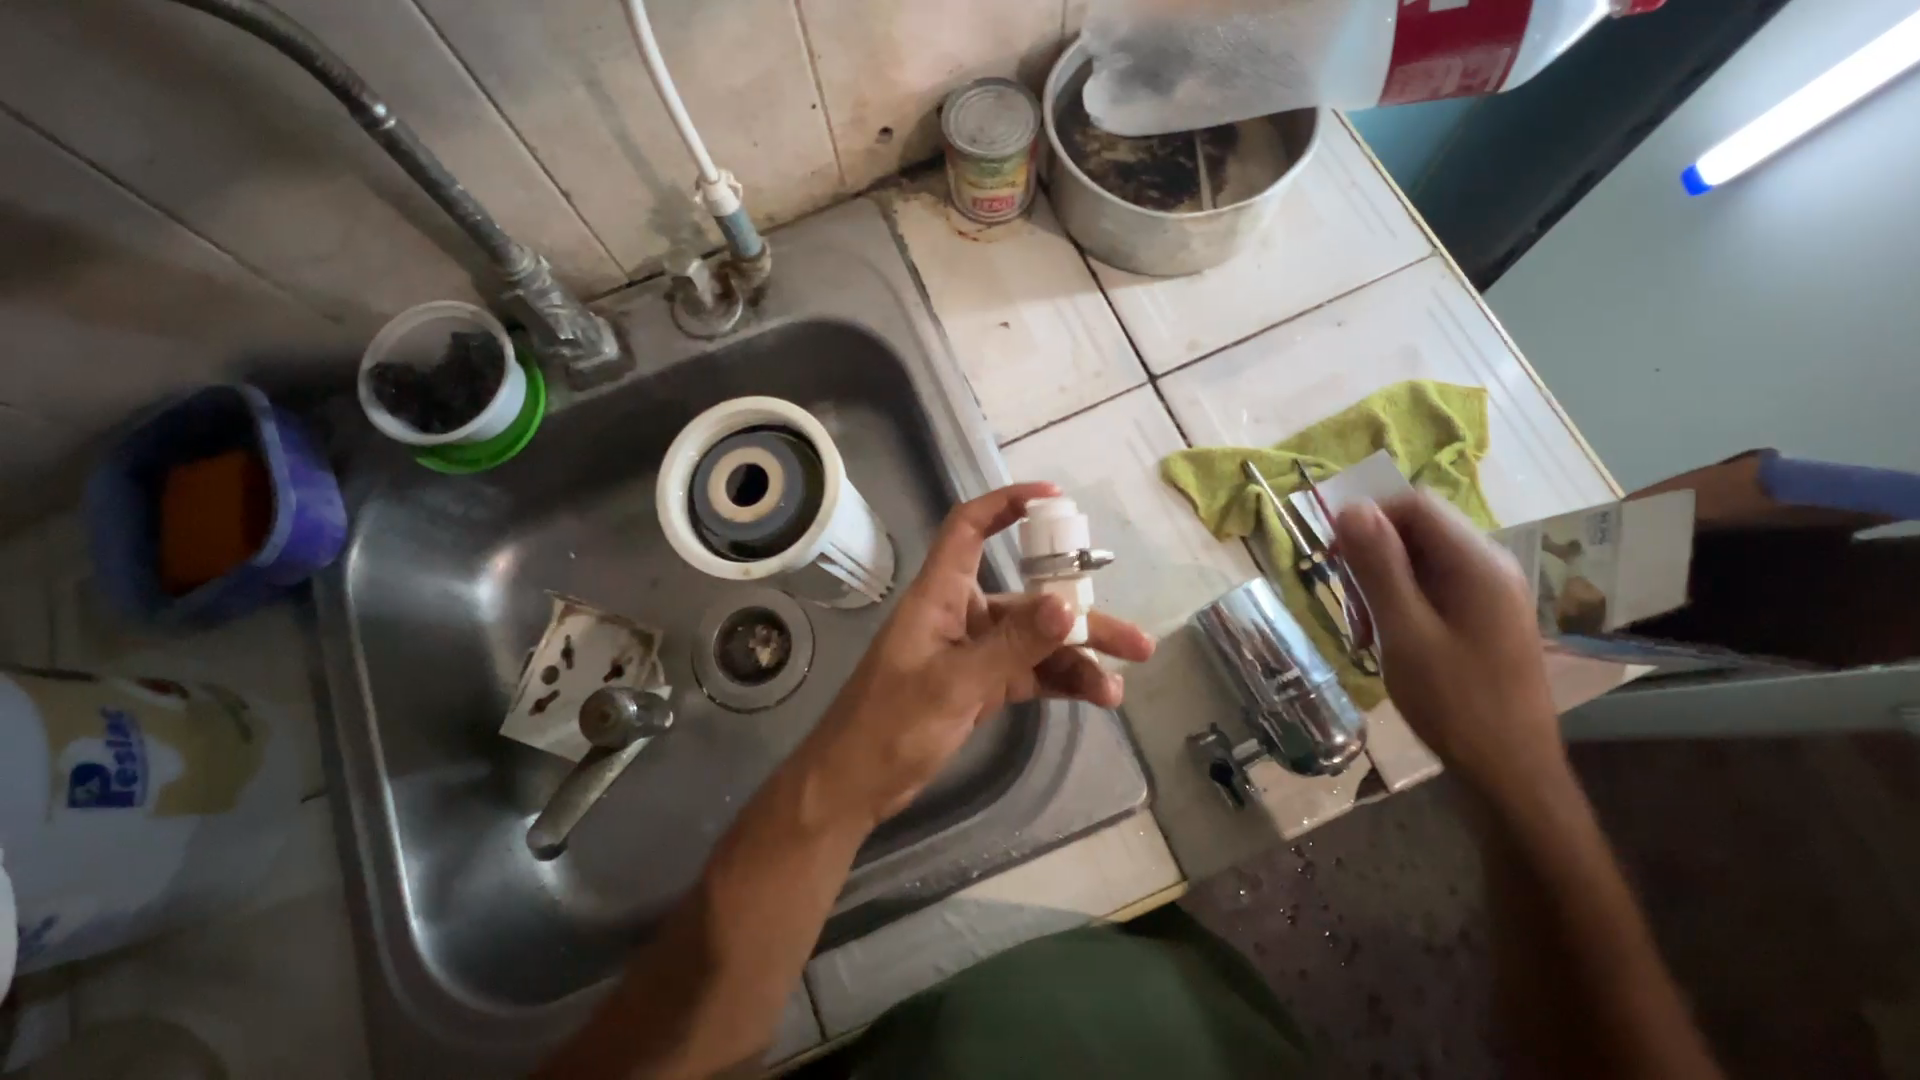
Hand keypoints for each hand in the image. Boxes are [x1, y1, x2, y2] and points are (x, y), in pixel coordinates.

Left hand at [799, 483, 1155, 827]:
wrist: (856, 783)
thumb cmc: (890, 724)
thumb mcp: (953, 684)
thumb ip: (1012, 646)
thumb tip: (1066, 606)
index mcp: (940, 595)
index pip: (969, 529)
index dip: (1007, 505)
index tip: (1056, 501)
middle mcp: (961, 614)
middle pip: (1028, 597)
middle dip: (1081, 614)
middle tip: (1135, 641)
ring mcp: (974, 652)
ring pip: (1037, 640)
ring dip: (1080, 657)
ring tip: (1121, 683)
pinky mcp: (981, 685)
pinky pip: (1031, 672)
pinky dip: (1061, 681)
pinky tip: (1097, 697)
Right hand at [1334, 493, 1563, 800]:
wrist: (1510, 771)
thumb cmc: (1454, 703)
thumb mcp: (1403, 632)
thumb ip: (1378, 567)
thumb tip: (1351, 508)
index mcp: (1476, 564)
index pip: (1414, 505)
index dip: (1366, 520)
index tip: (1331, 560)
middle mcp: (1490, 568)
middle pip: (1417, 531)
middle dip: (1372, 559)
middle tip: (1351, 612)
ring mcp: (1492, 595)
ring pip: (1422, 563)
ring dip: (1383, 586)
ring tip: (1367, 634)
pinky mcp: (1486, 620)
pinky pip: (1435, 590)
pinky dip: (1403, 605)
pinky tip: (1391, 642)